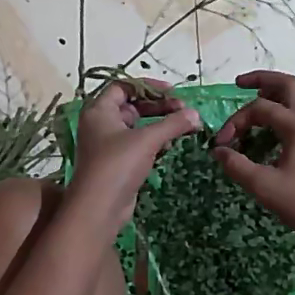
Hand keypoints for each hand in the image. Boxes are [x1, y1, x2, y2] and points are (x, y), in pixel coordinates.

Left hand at [66, 81, 202, 237]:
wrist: (99, 208)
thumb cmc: (117, 165)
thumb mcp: (147, 140)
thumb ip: (172, 124)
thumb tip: (195, 114)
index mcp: (99, 110)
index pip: (123, 87)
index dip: (148, 87)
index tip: (173, 92)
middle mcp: (100, 124)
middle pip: (132, 106)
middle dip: (159, 107)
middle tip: (184, 111)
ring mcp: (107, 144)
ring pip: (136, 126)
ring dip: (159, 125)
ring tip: (182, 128)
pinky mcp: (116, 163)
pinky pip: (137, 145)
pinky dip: (153, 143)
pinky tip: (169, 146)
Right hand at [211, 71, 294, 247]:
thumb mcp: (262, 186)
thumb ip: (236, 165)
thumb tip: (217, 150)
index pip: (259, 109)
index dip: (235, 122)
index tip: (220, 144)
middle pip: (288, 85)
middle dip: (262, 80)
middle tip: (239, 83)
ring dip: (277, 92)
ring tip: (257, 97)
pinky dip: (286, 108)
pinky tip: (273, 126)